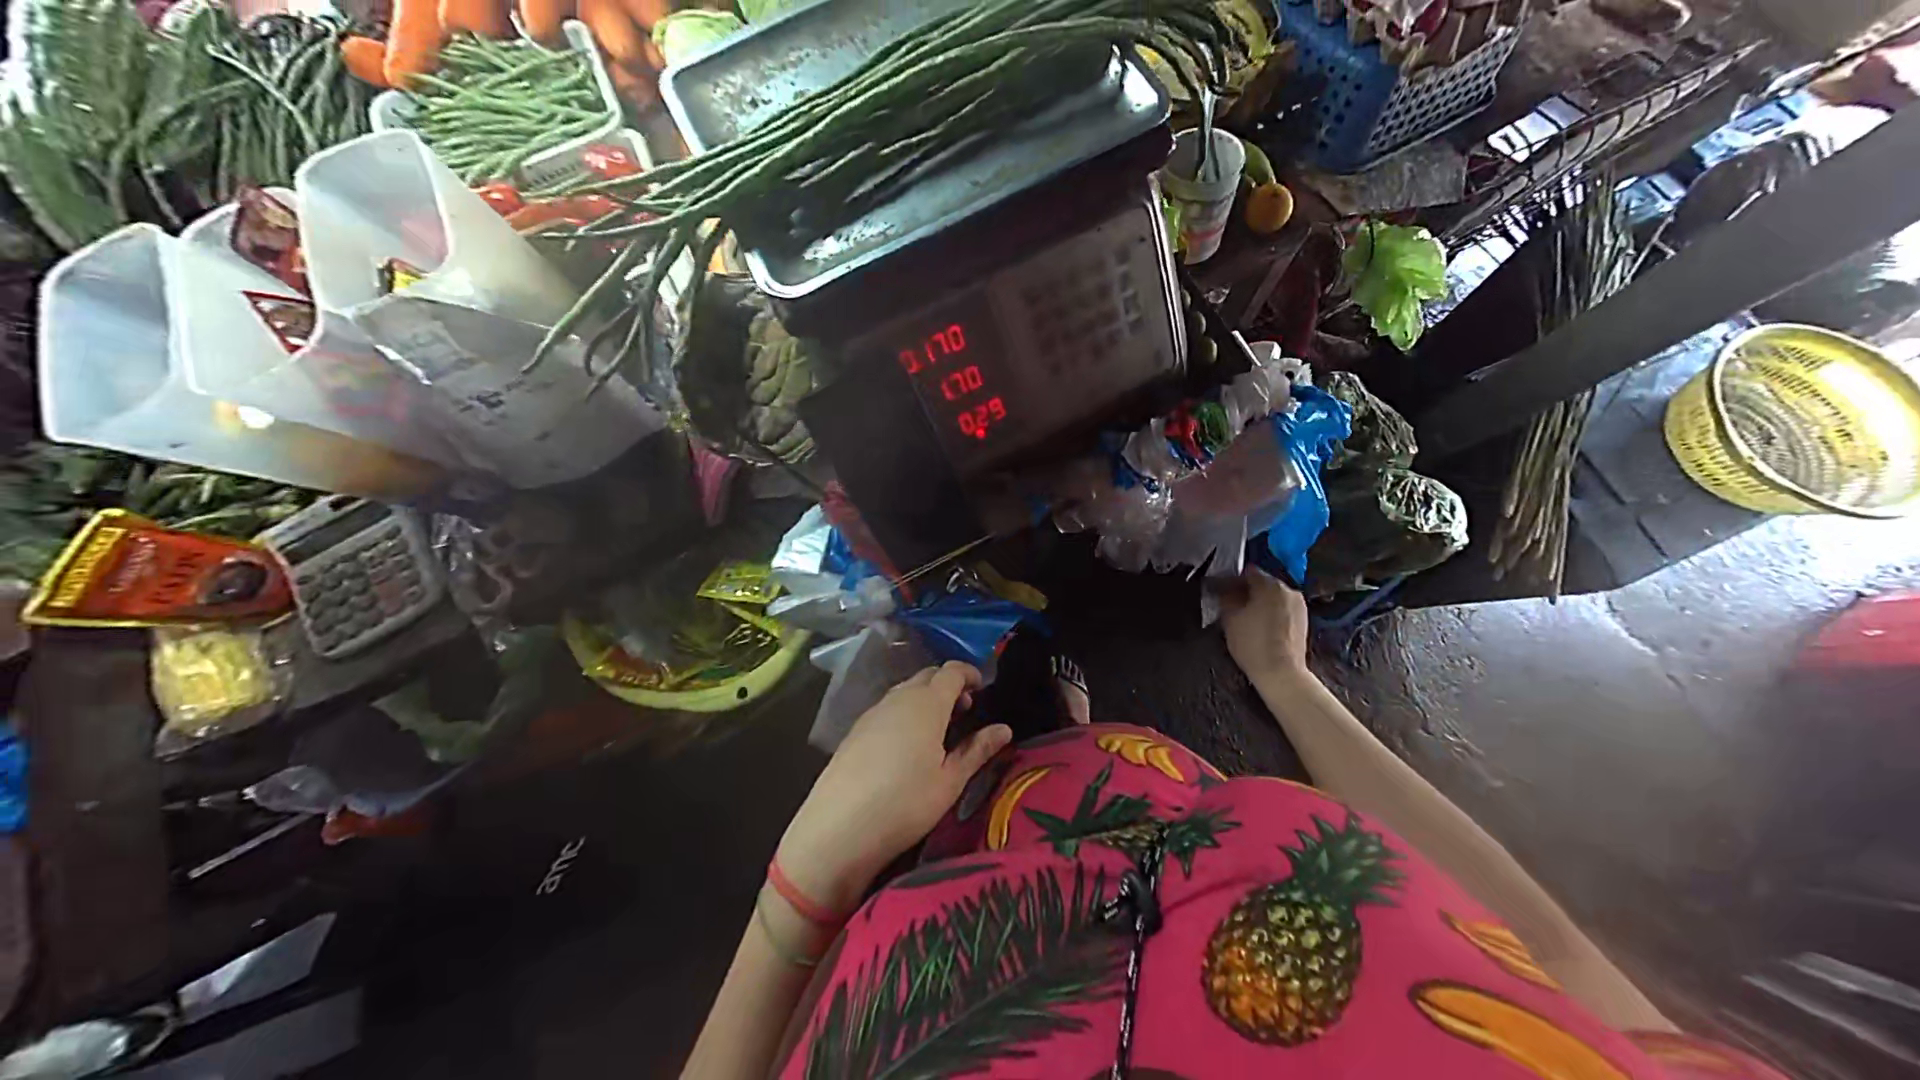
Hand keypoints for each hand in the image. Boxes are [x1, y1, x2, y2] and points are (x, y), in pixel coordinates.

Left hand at [774, 662, 1011, 915]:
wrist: (839, 828)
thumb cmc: (906, 803)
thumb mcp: (950, 781)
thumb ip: (977, 750)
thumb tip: (1004, 729)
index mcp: (926, 703)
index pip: (951, 671)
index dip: (969, 673)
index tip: (982, 688)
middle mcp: (898, 698)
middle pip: (927, 676)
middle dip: (948, 685)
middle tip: (965, 711)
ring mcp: (872, 713)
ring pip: (905, 692)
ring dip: (926, 699)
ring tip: (939, 730)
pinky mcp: (855, 731)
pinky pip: (887, 709)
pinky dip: (905, 713)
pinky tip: (908, 745)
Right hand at [1218, 569, 1311, 680]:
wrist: (1281, 674)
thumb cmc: (1252, 643)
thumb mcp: (1230, 617)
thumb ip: (1226, 597)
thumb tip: (1225, 588)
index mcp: (1271, 585)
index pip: (1247, 572)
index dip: (1230, 579)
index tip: (1219, 590)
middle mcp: (1289, 590)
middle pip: (1262, 583)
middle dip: (1246, 590)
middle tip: (1230, 603)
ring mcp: (1299, 605)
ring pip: (1273, 596)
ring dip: (1259, 601)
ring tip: (1244, 616)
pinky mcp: (1303, 620)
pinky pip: (1282, 608)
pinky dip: (1270, 612)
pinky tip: (1259, 626)